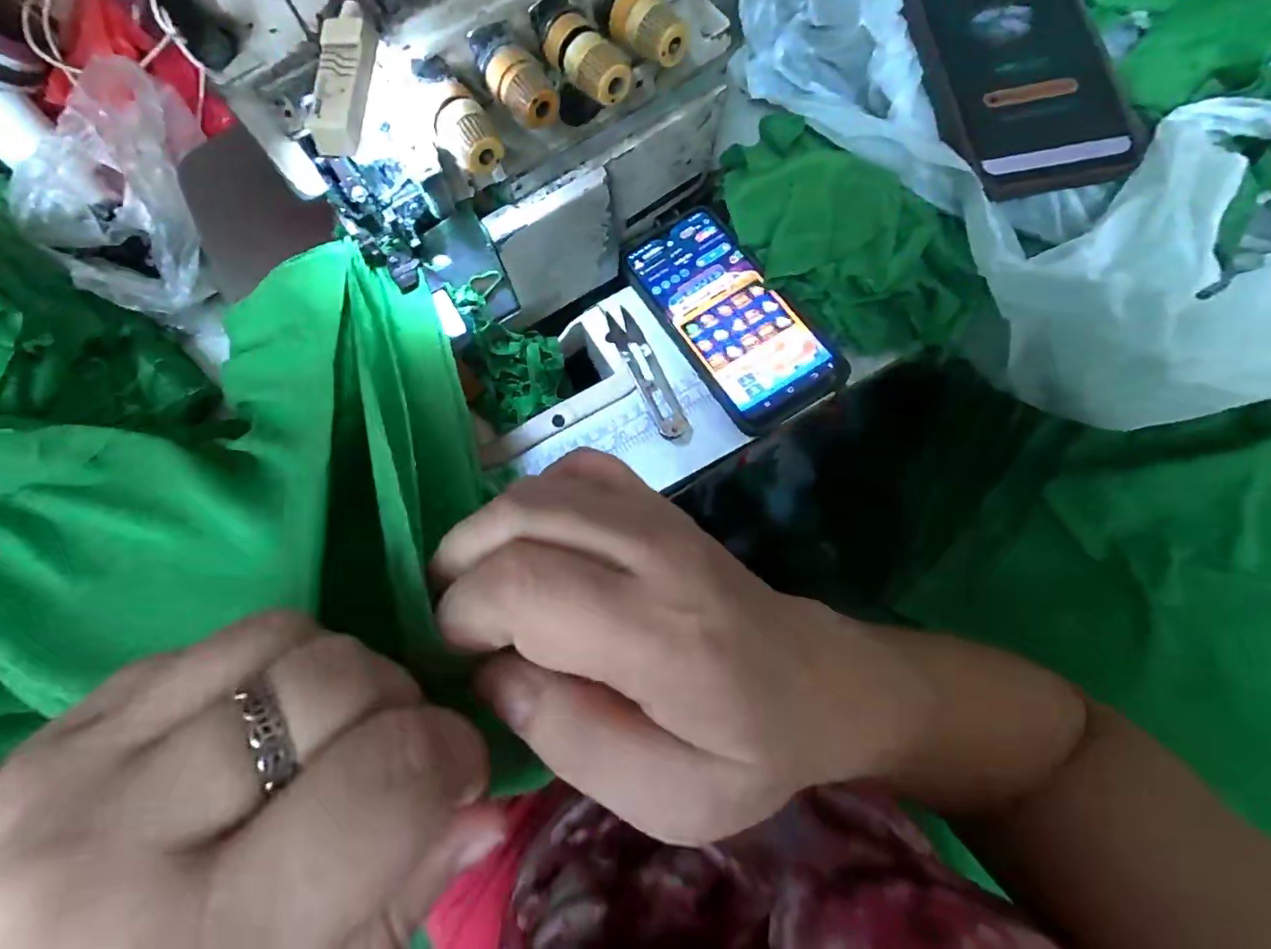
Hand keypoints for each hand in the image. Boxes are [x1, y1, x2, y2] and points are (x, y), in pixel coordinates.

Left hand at [0, 611, 504, 948]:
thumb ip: (393, 909)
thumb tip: (480, 807)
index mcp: (189, 941)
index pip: (384, 779)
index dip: (452, 758)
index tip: (460, 775)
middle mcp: (121, 834)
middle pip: (334, 681)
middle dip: (401, 705)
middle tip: (399, 755)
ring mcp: (71, 764)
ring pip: (277, 635)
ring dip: (336, 673)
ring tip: (330, 735)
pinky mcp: (47, 729)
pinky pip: (205, 647)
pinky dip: (262, 673)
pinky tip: (251, 734)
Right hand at [432, 451, 934, 845]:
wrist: (812, 679)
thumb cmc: (741, 748)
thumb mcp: (666, 796)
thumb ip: (568, 740)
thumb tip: (491, 674)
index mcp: (660, 632)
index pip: (524, 586)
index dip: (464, 614)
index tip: (461, 658)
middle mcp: (653, 550)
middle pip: (516, 522)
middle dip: (460, 572)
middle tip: (458, 627)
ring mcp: (652, 511)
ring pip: (531, 491)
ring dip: (483, 537)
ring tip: (481, 591)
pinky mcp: (649, 497)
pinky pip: (565, 474)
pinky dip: (528, 505)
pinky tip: (531, 549)